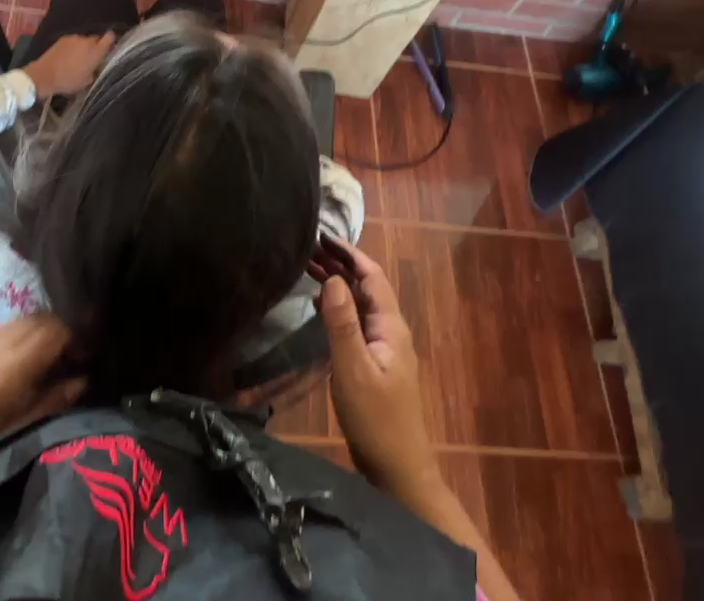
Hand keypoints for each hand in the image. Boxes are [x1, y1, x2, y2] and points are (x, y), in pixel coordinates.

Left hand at [0, 315, 85, 464]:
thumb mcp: (18, 420)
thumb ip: (54, 397)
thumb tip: (83, 379)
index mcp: (16, 358)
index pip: (57, 328)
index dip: (76, 336)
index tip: (84, 355)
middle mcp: (0, 338)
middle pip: (41, 318)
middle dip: (59, 331)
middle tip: (69, 355)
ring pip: (21, 321)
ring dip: (38, 333)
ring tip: (43, 360)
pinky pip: (1, 330)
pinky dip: (17, 338)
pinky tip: (13, 364)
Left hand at [20, 32, 114, 98]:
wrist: (45, 75)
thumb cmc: (68, 81)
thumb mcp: (87, 81)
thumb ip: (95, 70)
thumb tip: (97, 66)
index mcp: (96, 51)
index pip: (110, 37)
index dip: (111, 41)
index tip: (109, 48)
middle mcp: (87, 41)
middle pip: (97, 39)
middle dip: (96, 46)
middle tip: (92, 58)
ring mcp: (74, 38)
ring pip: (84, 40)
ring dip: (84, 47)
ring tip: (77, 58)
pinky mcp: (63, 38)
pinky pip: (73, 41)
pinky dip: (73, 46)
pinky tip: (67, 56)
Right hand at [314, 244, 439, 498]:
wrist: (398, 467)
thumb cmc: (375, 418)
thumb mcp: (352, 369)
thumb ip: (342, 323)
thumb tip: (331, 278)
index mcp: (390, 325)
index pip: (371, 275)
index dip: (348, 253)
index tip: (321, 235)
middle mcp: (390, 330)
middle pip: (366, 286)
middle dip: (339, 263)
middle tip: (305, 248)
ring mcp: (384, 347)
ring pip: (360, 302)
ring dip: (337, 283)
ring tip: (306, 268)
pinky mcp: (375, 362)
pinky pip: (356, 321)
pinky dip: (338, 305)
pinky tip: (318, 306)